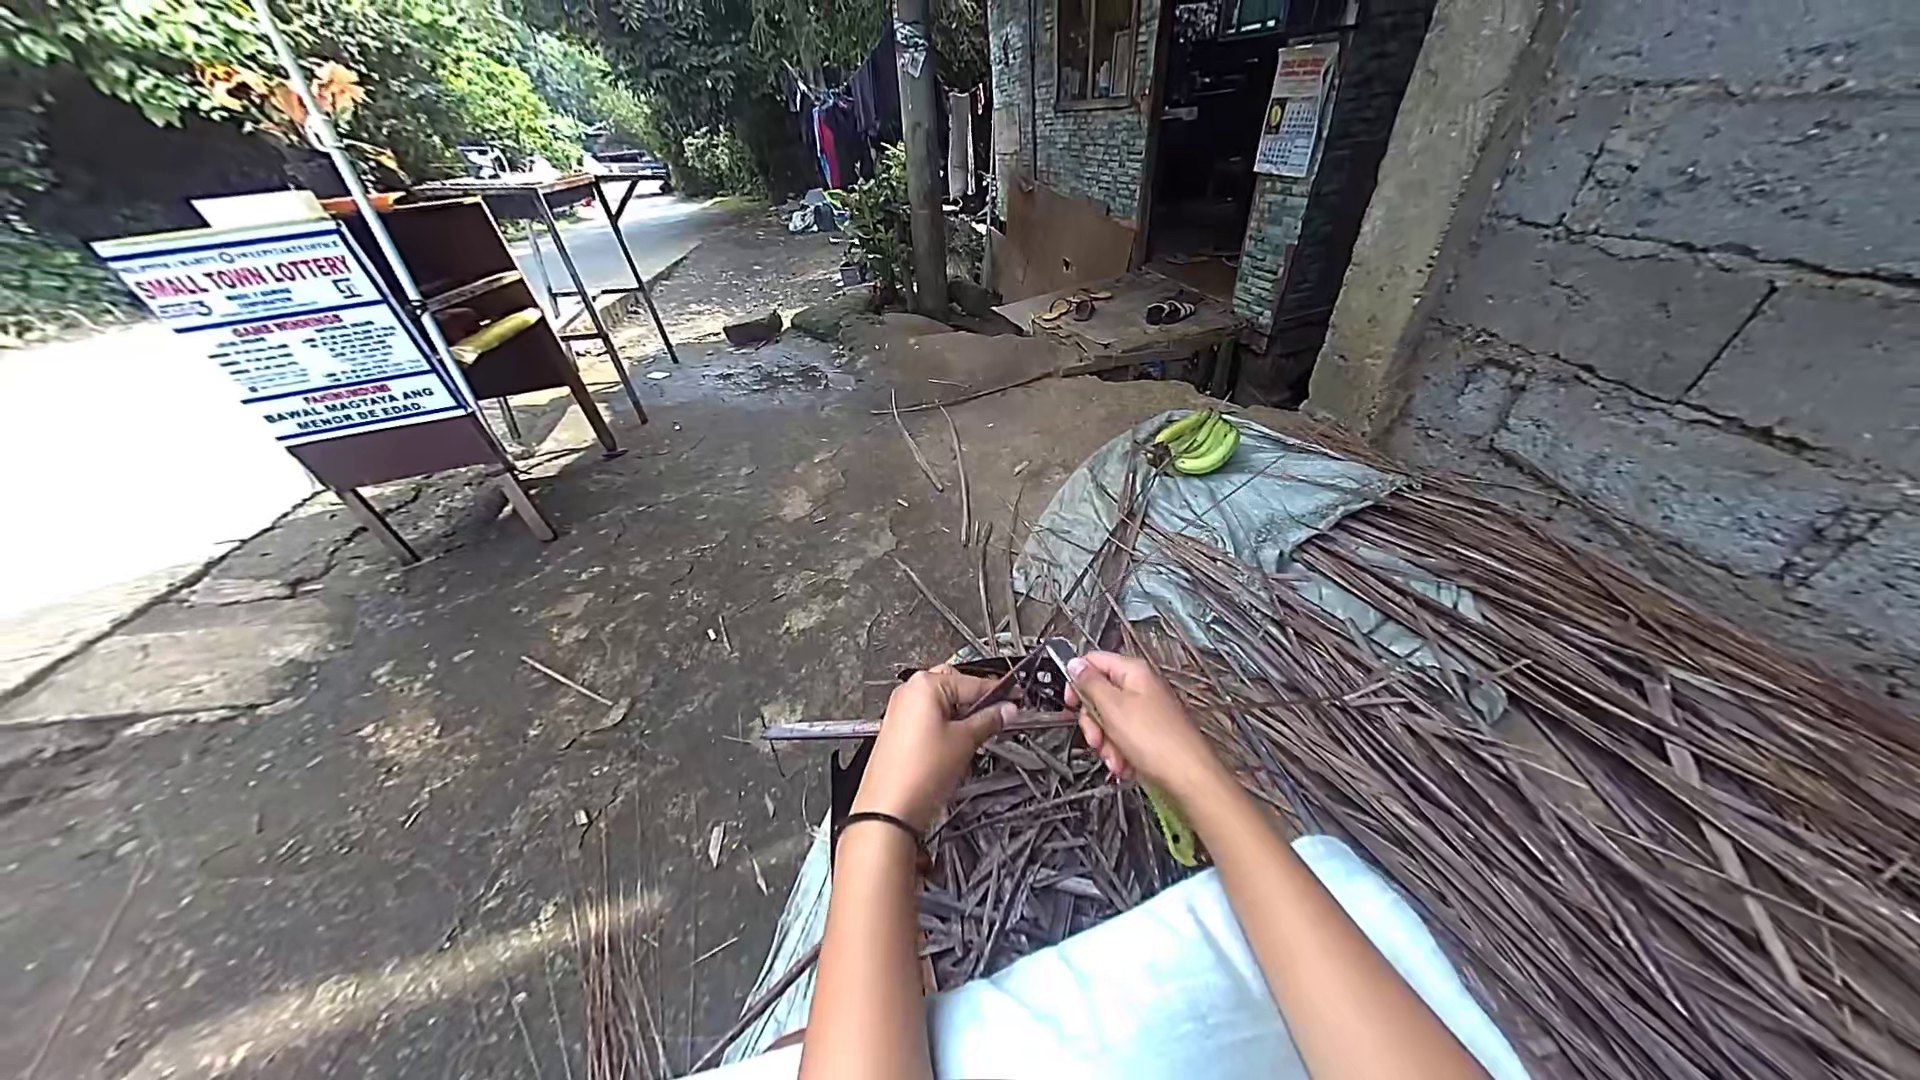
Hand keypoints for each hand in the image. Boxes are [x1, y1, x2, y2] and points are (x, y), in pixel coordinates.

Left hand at [852, 665, 1011, 830]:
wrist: (889, 809)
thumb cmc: (917, 774)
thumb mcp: (965, 742)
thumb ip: (989, 720)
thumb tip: (1006, 710)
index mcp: (925, 685)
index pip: (973, 682)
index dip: (999, 692)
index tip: (1015, 699)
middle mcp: (909, 691)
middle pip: (955, 687)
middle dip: (978, 703)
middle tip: (999, 718)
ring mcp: (901, 710)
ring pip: (942, 703)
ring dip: (963, 716)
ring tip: (977, 737)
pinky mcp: (898, 729)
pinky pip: (929, 718)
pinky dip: (946, 726)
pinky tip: (956, 745)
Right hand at [1065, 651, 1227, 798]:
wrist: (1189, 778)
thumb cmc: (1158, 742)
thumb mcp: (1112, 707)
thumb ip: (1089, 683)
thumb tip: (1074, 663)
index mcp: (1133, 672)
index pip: (1092, 662)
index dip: (1077, 682)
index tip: (1071, 702)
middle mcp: (1141, 687)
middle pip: (1099, 695)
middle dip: (1093, 722)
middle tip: (1097, 736)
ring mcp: (1146, 711)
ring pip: (1109, 720)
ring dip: (1106, 742)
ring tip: (1115, 756)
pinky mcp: (1149, 733)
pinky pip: (1122, 737)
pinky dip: (1119, 753)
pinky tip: (1125, 764)